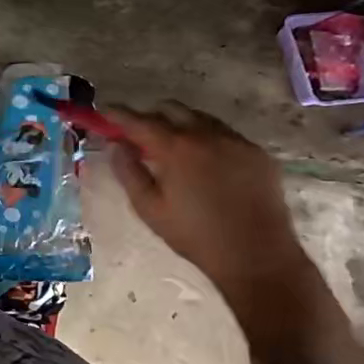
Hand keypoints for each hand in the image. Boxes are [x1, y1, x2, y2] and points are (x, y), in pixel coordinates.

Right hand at [101, 101, 307, 291]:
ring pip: (201, 118)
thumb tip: (117, 146)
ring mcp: (236, 140)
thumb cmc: (195, 236)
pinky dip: (208, 139)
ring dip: (182, 125)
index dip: (119, 115)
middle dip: (152, 116)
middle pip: (172, 109)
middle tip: (141, 136)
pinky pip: (226, 134)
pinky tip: (208, 164)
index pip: (140, 122)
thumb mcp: (151, 210)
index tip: (106, 111)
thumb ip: (129, 173)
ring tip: (175, 148)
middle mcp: (206, 134)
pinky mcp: (257, 152)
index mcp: (176, 148)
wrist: (255, 254)